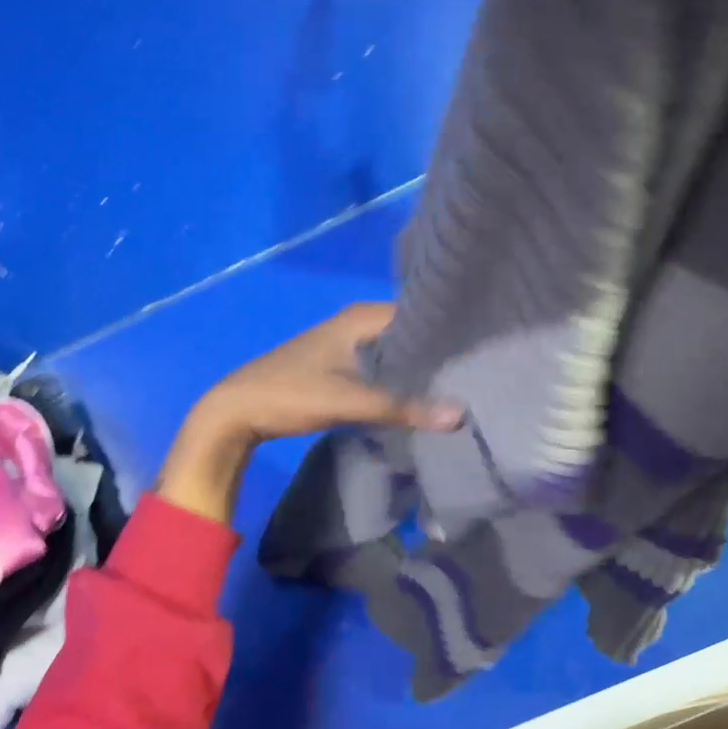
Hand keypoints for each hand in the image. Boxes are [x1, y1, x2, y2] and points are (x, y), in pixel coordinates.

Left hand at [156, 303, 462, 522]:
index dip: (453, 333)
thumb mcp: (348, 400)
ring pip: (396, 355)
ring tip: (463, 390)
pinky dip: (399, 383)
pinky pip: (381, 370)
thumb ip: (402, 406)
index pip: (423, 314)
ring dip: (420, 372)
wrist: (237, 410)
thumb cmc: (290, 394)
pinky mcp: (339, 368)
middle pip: (412, 336)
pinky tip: (421, 401)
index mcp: (362, 317)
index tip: (490, 353)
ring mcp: (346, 345)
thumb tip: (460, 415)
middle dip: (441, 356)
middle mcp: (357, 323)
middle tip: (482, 378)